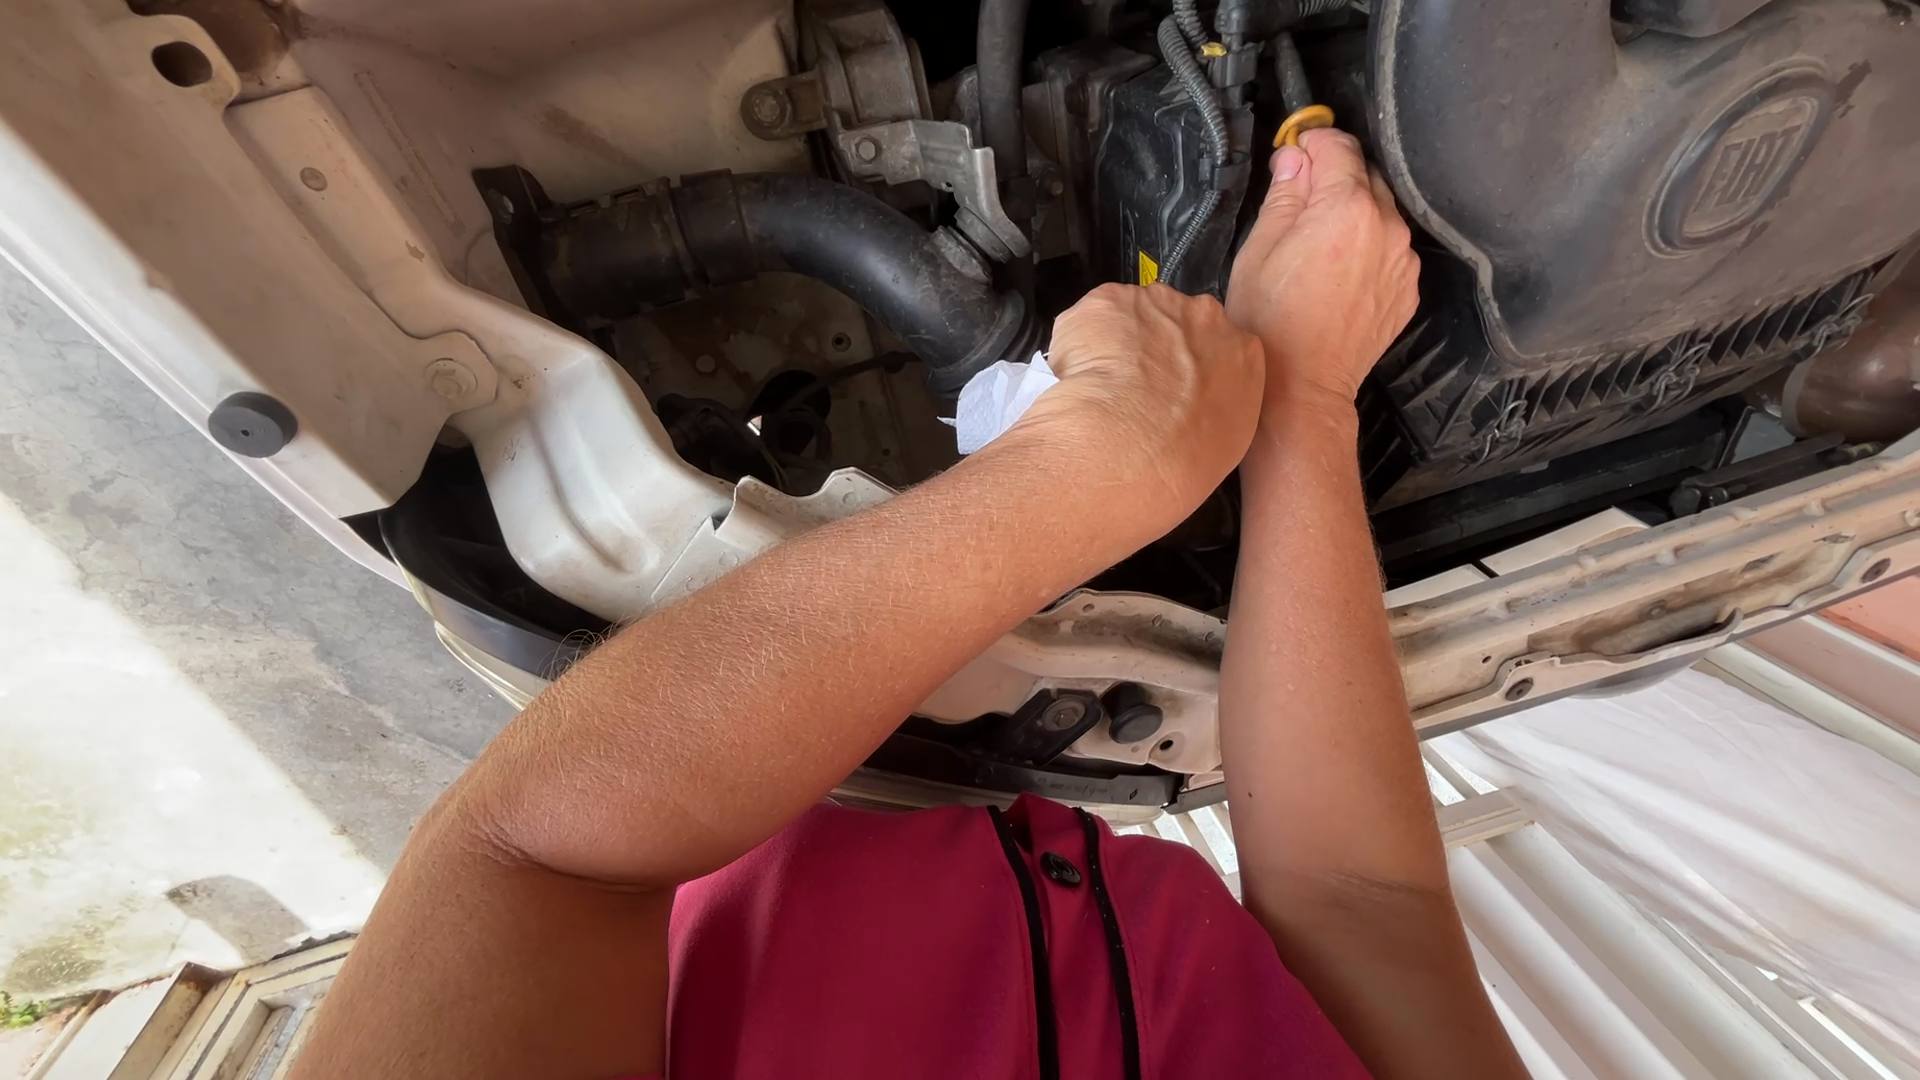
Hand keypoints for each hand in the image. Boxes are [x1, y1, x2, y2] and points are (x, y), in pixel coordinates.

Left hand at [992, 282, 1264, 542]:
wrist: (1131, 445)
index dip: (1186, 368)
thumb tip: (1188, 415)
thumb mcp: (1223, 445)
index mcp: (1242, 355)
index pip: (1217, 349)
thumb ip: (1215, 410)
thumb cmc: (1180, 461)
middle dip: (1152, 346)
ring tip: (1096, 389)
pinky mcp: (1109, 302)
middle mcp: (1205, 318)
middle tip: (1127, 388)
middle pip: (1176, 322)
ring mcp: (1156, 304)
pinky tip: (1073, 381)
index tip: (1165, 389)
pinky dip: (1075, 346)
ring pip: (1129, 317)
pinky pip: (1086, 320)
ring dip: (1112, 344)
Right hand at [1225, 128, 1419, 415]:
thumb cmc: (1270, 327)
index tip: (1294, 152)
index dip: (1310, 143)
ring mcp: (1402, 260)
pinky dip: (1365, 250)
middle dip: (1331, 181)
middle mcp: (1386, 225)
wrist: (1300, 387)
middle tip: (1296, 205)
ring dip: (1351, 216)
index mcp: (1345, 208)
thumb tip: (1293, 161)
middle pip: (1364, 176)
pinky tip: (1334, 277)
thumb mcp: (1257, 254)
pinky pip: (1388, 250)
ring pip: (1379, 213)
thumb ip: (1282, 197)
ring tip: (1315, 251)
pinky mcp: (1406, 288)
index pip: (1337, 146)